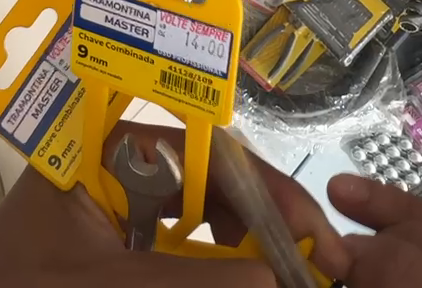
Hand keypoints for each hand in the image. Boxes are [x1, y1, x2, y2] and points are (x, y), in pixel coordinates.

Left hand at [0, 124, 349, 287]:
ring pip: (202, 214)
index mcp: (106, 147)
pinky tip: (246, 276)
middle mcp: (118, 165)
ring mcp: (122, 207)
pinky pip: (180, 244)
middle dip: (263, 218)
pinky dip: (217, 262)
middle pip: (209, 180)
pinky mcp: (123, 244)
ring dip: (247, 243)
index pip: (199, 150)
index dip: (260, 186)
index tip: (306, 230)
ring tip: (290, 269)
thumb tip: (274, 279)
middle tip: (315, 260)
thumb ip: (192, 281)